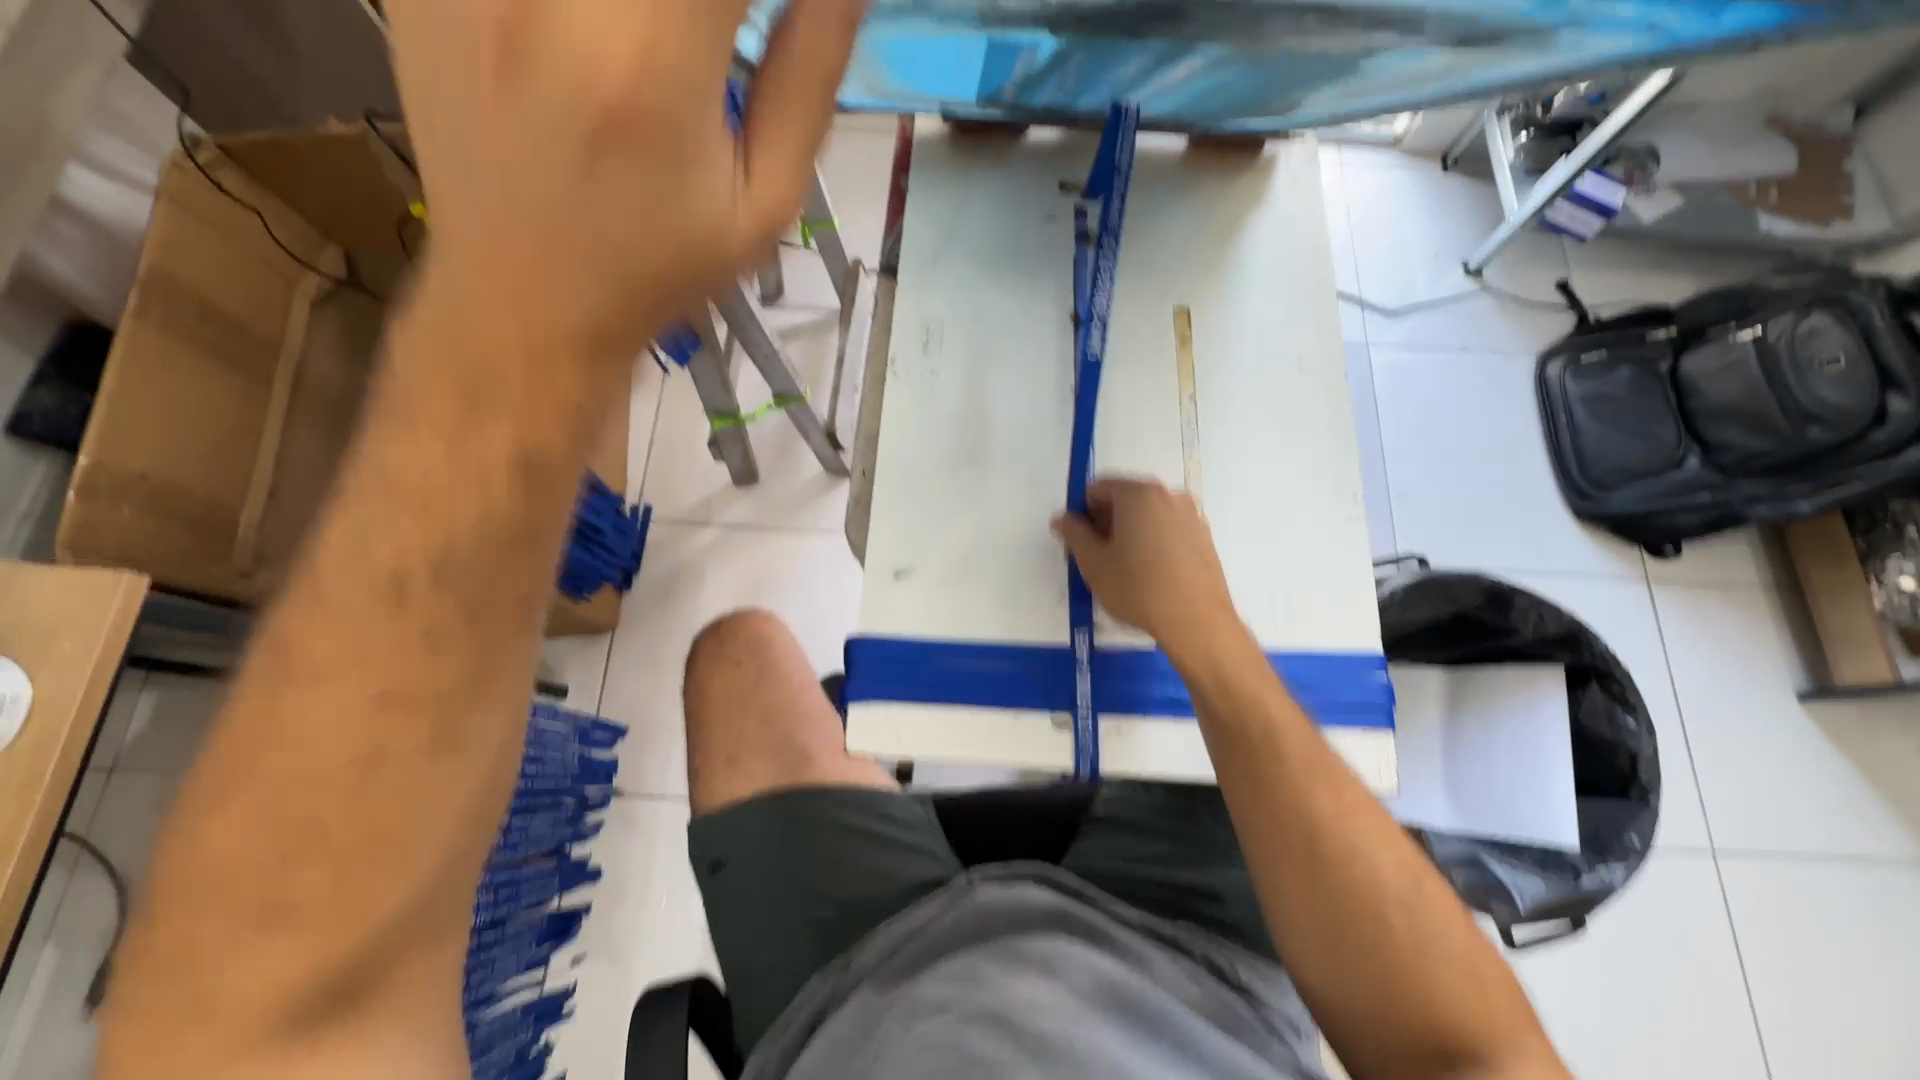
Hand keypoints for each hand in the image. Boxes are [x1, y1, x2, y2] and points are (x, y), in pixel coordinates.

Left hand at [383, 0, 865, 361]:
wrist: (522, 304)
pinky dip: (589, 6)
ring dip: (656, 6)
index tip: (771, 15)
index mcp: (652, 62)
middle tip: (713, 30)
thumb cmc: (659, 267)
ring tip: (663, 42)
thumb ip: (809, 75)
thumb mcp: (766, 203)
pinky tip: (592, 35)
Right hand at [1051, 477, 1240, 659]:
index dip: (1082, 513)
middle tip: (1097, 558)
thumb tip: (1063, 518)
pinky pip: (1168, 529)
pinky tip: (1151, 575)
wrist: (1197, 622)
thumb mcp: (1093, 564)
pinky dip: (1153, 542)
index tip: (1080, 543)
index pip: (1098, 488)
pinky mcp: (1204, 536)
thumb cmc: (1138, 589)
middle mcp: (1168, 495)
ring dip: (1130, 533)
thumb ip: (1073, 534)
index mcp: (1138, 494)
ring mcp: (1191, 515)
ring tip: (1124, 570)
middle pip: (1125, 499)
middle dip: (1106, 523)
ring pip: (1148, 515)